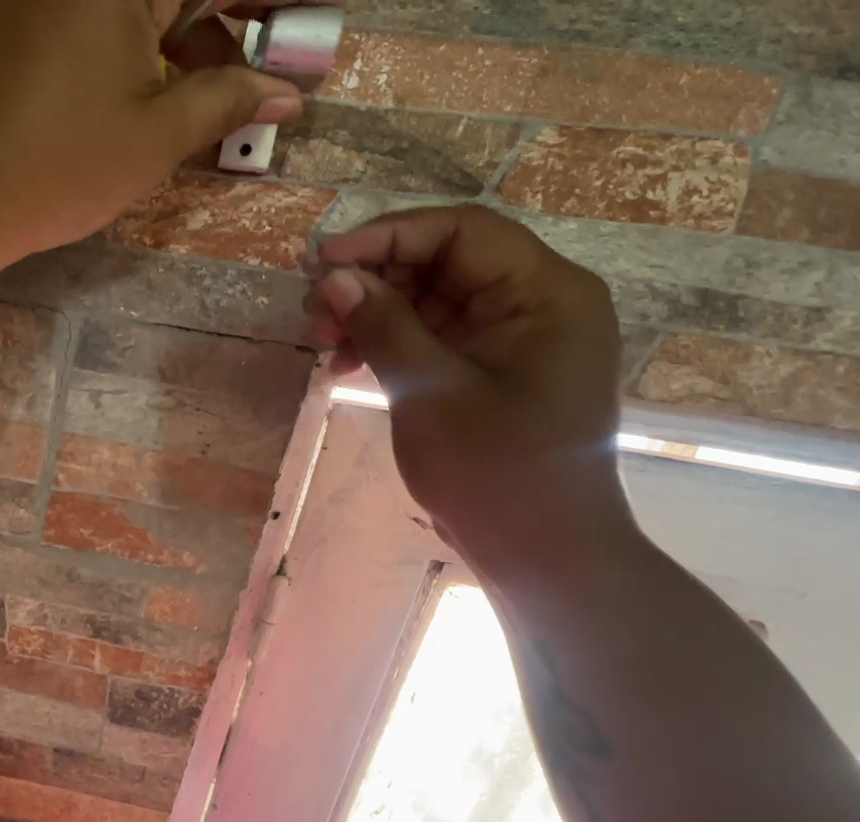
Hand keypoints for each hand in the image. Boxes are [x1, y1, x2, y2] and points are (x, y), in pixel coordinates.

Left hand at [0, 0, 301, 277]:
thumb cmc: (60, 169)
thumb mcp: (155, 138)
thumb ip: (227, 100)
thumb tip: (286, 92)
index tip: (312, 14)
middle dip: (231, 18)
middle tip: (276, 56)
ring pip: (142, 6)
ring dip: (191, 39)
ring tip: (228, 95)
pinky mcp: (27, 24)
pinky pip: (103, 21)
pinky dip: (144, 48)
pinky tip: (171, 91)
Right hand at [306, 205, 638, 566]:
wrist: (542, 551)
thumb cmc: (493, 470)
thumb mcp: (428, 391)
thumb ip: (383, 326)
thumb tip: (335, 276)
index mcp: (545, 292)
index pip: (461, 232)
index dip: (386, 236)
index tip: (322, 261)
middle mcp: (539, 302)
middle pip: (446, 263)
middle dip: (375, 281)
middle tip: (314, 313)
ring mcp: (518, 339)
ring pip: (435, 301)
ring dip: (376, 314)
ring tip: (322, 342)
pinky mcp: (496, 371)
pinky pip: (439, 338)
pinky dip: (392, 345)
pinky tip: (347, 366)